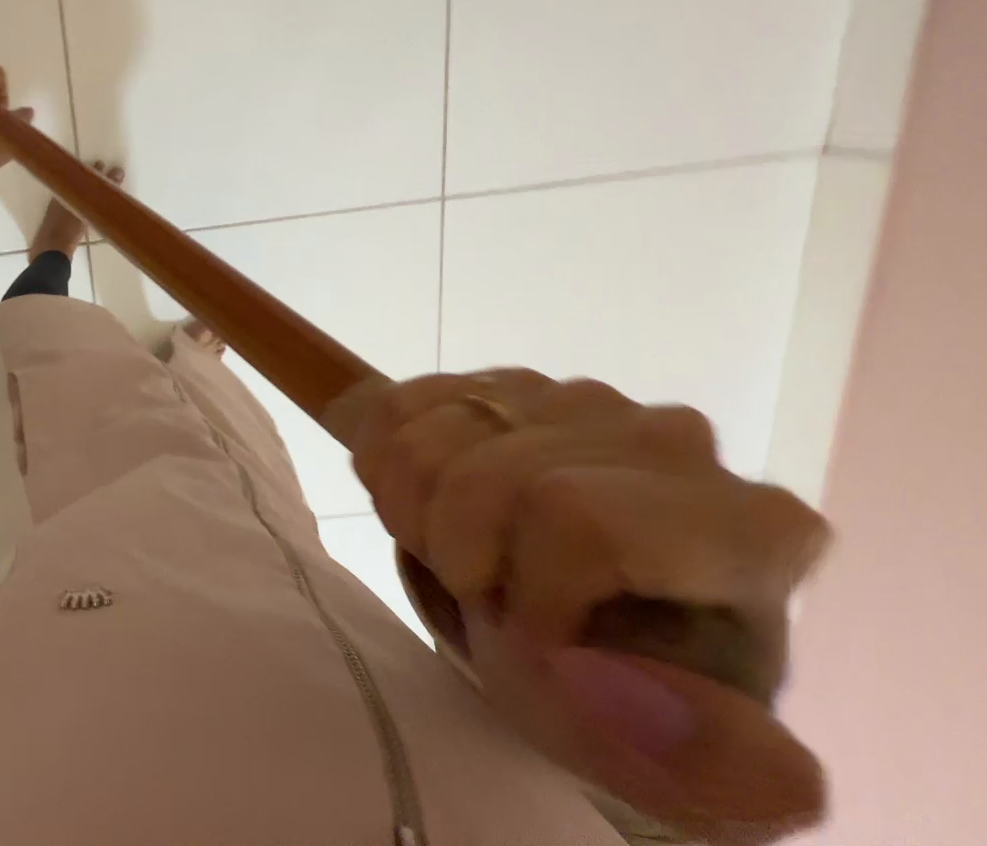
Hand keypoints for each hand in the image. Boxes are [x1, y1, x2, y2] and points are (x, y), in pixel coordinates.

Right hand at [339, 370, 830, 841]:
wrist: (565, 623)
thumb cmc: (618, 689)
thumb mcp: (665, 762)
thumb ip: (723, 773)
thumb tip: (771, 777)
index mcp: (740, 526)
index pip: (576, 514)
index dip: (524, 584)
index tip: (529, 639)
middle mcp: (667, 439)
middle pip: (496, 475)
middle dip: (460, 552)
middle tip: (484, 598)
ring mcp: (576, 399)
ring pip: (435, 434)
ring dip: (416, 511)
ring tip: (456, 555)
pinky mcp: (502, 381)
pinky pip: (400, 408)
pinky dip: (386, 469)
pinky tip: (428, 507)